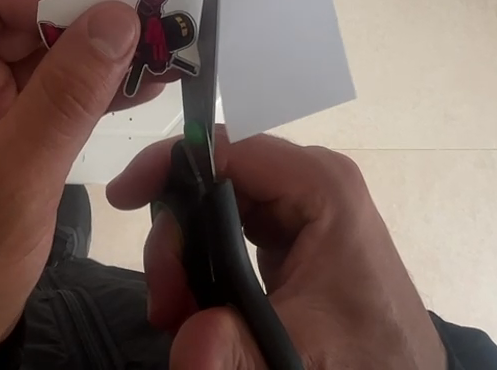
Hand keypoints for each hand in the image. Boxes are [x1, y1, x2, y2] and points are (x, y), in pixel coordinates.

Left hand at [0, 0, 151, 369]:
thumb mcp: (12, 180)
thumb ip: (67, 95)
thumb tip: (120, 16)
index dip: (53, 0)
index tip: (111, 30)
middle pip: (21, 19)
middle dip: (87, 30)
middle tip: (154, 46)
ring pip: (41, 53)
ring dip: (96, 60)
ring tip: (159, 66)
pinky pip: (46, 91)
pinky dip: (89, 90)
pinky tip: (136, 92)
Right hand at [107, 130, 448, 369]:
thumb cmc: (372, 358)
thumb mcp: (305, 354)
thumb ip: (242, 350)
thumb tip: (188, 347)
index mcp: (320, 184)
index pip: (228, 148)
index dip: (170, 163)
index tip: (124, 197)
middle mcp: (309, 181)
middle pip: (215, 178)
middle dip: (178, 234)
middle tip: (163, 298)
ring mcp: (301, 205)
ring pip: (217, 203)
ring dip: (186, 253)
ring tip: (175, 310)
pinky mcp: (294, 232)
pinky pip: (230, 227)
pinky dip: (204, 260)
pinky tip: (195, 303)